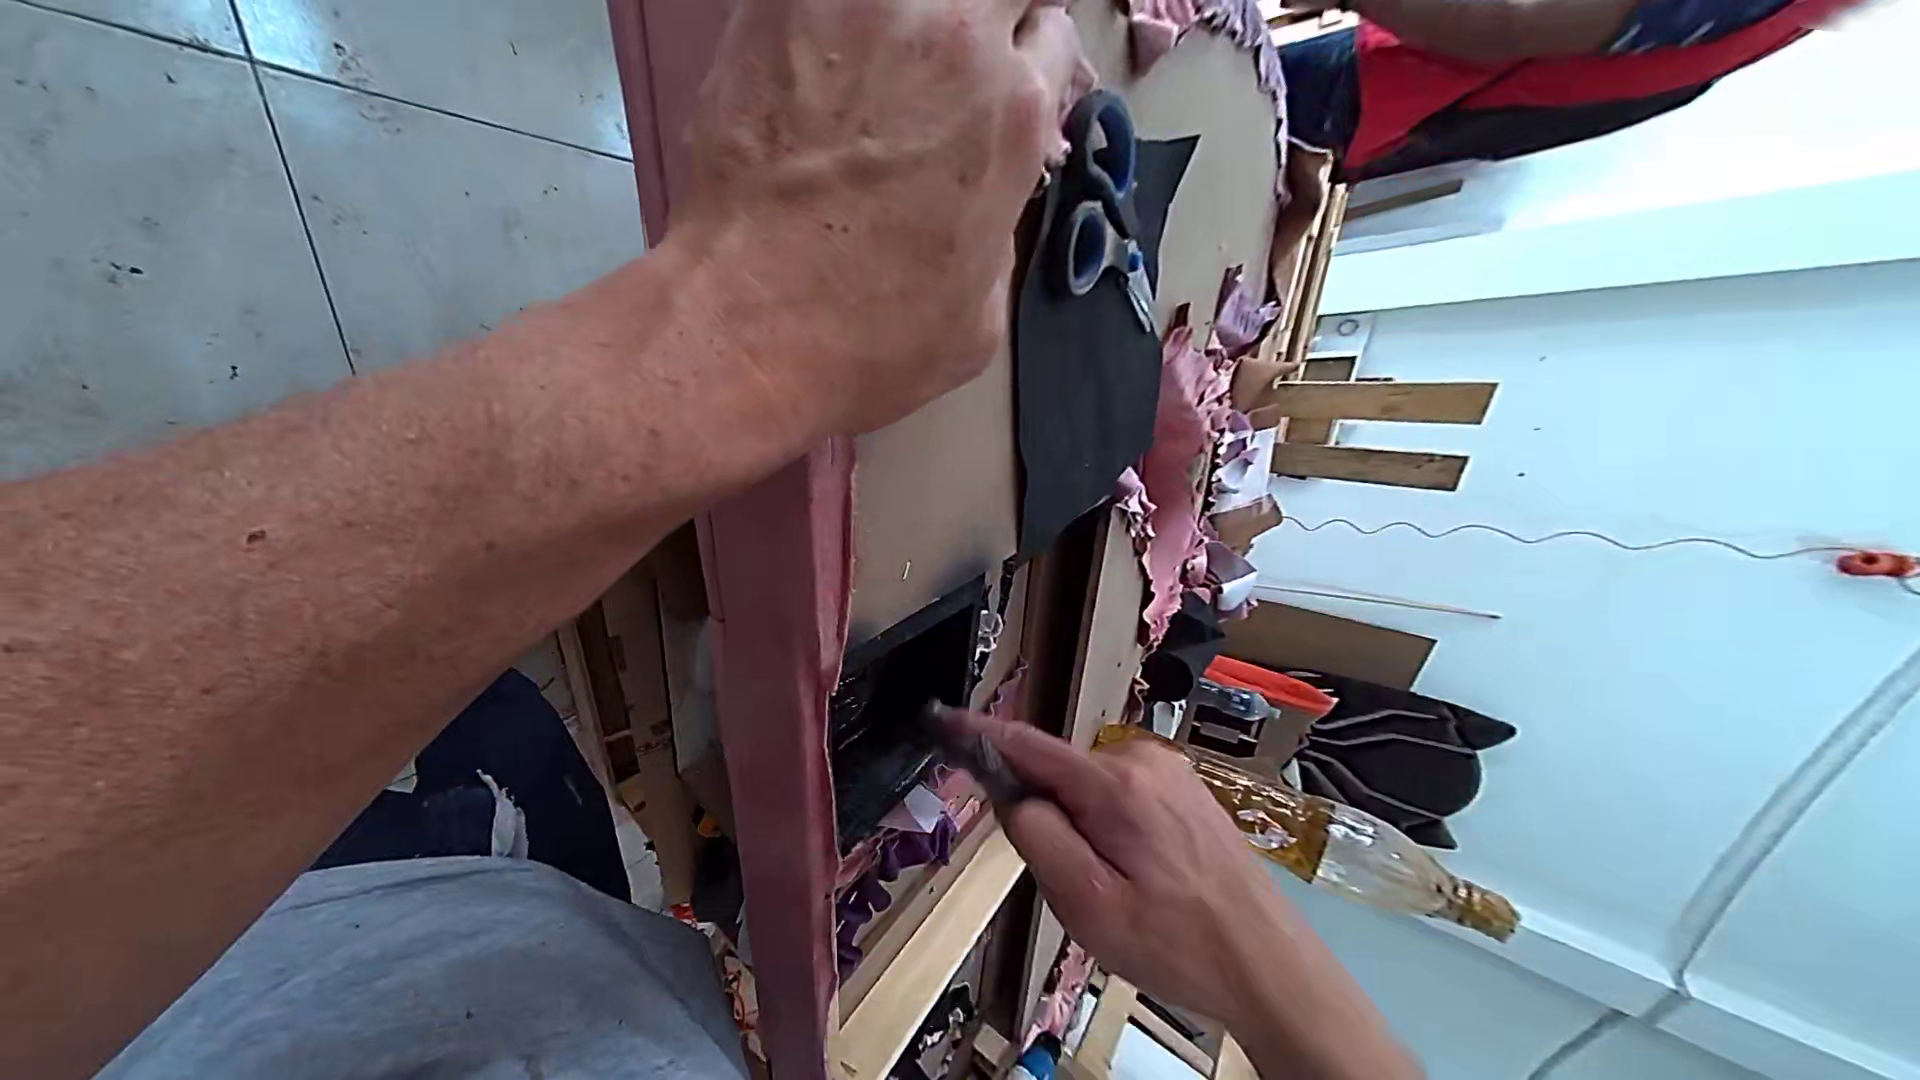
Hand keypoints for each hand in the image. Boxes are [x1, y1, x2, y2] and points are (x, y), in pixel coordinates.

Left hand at [676, 0, 1089, 437]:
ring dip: (917, 17)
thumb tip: (988, 201)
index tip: (1008, 101)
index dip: (1035, 73)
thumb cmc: (877, 344)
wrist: (754, 329)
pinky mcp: (774, 7)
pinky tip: (823, 67)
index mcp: (1011, 117)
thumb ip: (1000, 234)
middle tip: (961, 65)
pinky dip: (836, 17)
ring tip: (890, 66)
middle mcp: (952, 36)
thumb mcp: (980, 318)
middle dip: (995, 18)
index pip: (1056, 40)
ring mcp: (859, 7)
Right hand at [954, 714, 1421, 1079]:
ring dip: (1082, 823)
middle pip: (1060, 771)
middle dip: (1048, 813)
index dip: (979, 732)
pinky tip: (1141, 868)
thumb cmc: (1174, 943)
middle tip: (1076, 879)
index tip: (942, 721)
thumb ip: (1039, 837)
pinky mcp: (1183, 784)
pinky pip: (1120, 790)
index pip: (1028, 744)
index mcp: (1115, 785)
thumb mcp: (1088, 905)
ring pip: (1090, 785)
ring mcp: (1167, 768)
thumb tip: (1014, 793)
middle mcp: (1141, 758)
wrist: (1269, 964)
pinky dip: (1108, 820)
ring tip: (1117, 882)